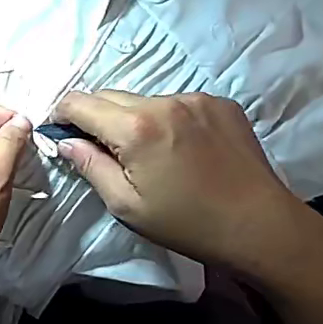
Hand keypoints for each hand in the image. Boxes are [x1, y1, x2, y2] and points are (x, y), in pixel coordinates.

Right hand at [52, 90, 318, 280]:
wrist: (262, 228)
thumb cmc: (187, 223)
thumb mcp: (126, 204)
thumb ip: (89, 166)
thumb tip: (65, 141)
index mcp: (135, 128)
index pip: (79, 102)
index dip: (60, 115)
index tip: (59, 133)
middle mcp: (163, 102)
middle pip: (108, 95)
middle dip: (94, 116)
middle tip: (99, 148)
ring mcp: (195, 99)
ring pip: (141, 98)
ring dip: (131, 117)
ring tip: (146, 151)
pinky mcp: (219, 103)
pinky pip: (174, 102)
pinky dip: (164, 118)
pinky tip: (178, 146)